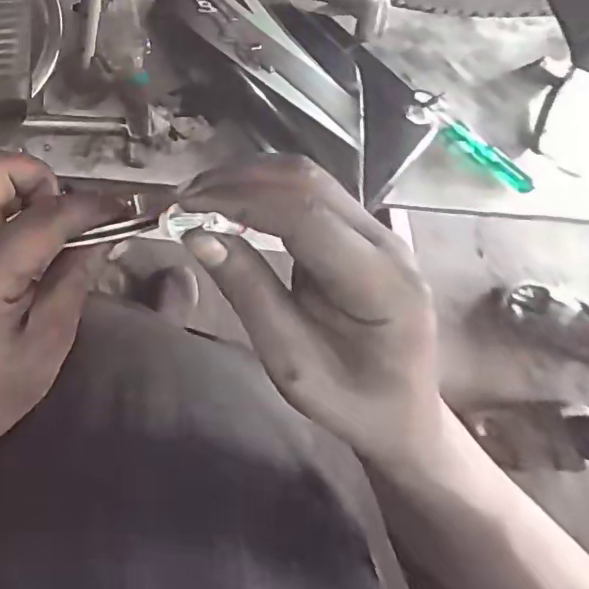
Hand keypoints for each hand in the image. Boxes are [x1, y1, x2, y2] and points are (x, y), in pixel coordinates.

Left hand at [0, 152, 120, 478]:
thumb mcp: (48, 340)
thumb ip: (74, 278)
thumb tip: (103, 233)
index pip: (48, 213)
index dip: (92, 206)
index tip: (126, 210)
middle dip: (41, 178)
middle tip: (68, 216)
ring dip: (28, 189)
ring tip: (55, 232)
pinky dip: (18, 206)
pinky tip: (39, 246)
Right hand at [179, 155, 442, 471]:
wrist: (404, 412)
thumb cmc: (348, 401)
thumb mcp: (291, 362)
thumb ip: (249, 293)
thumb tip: (196, 235)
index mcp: (380, 283)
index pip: (305, 216)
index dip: (241, 200)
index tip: (187, 207)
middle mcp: (386, 242)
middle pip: (307, 182)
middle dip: (238, 180)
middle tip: (184, 199)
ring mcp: (378, 229)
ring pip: (307, 176)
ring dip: (248, 177)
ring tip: (200, 197)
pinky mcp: (362, 227)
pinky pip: (310, 190)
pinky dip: (264, 187)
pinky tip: (232, 201)